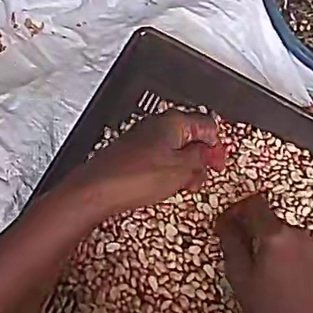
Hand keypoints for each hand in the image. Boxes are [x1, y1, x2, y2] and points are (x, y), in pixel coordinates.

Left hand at [68, 110, 228, 216]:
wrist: (95, 190)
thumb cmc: (133, 178)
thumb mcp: (182, 170)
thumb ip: (201, 158)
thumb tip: (208, 152)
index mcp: (174, 122)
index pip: (208, 126)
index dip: (217, 148)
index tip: (217, 166)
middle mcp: (157, 125)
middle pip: (191, 137)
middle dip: (200, 159)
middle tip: (199, 179)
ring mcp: (142, 138)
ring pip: (174, 150)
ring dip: (184, 168)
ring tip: (181, 186)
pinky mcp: (131, 153)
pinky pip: (158, 159)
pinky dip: (166, 172)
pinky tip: (162, 187)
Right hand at [216, 194, 312, 312]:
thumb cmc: (266, 307)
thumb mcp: (239, 274)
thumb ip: (231, 241)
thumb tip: (225, 222)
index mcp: (276, 234)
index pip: (254, 203)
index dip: (236, 209)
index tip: (225, 224)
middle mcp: (296, 233)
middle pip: (268, 217)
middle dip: (249, 227)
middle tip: (234, 247)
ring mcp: (310, 245)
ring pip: (280, 232)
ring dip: (264, 239)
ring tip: (253, 266)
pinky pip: (292, 244)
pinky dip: (279, 250)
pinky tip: (272, 274)